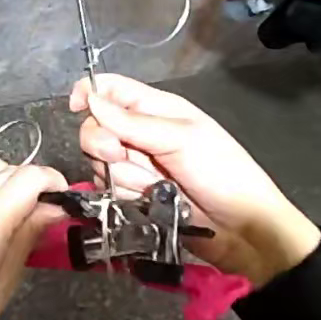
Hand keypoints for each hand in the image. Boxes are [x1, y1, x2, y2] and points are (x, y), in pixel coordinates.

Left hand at [0, 157, 67, 319]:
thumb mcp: (9, 276)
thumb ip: (31, 232)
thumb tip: (52, 211)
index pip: (29, 178)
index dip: (53, 182)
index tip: (63, 194)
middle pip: (9, 169)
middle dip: (35, 182)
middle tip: (49, 206)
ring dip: (9, 181)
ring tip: (22, 209)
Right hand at [71, 74, 320, 287]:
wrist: (242, 231)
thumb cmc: (223, 174)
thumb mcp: (182, 139)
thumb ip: (133, 122)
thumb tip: (89, 99)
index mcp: (156, 108)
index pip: (109, 88)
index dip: (88, 93)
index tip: (78, 108)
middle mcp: (140, 133)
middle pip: (95, 127)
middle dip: (104, 144)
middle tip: (122, 155)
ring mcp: (135, 164)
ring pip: (99, 162)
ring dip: (121, 175)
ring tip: (153, 185)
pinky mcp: (132, 193)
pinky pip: (107, 188)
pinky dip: (124, 194)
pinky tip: (146, 200)